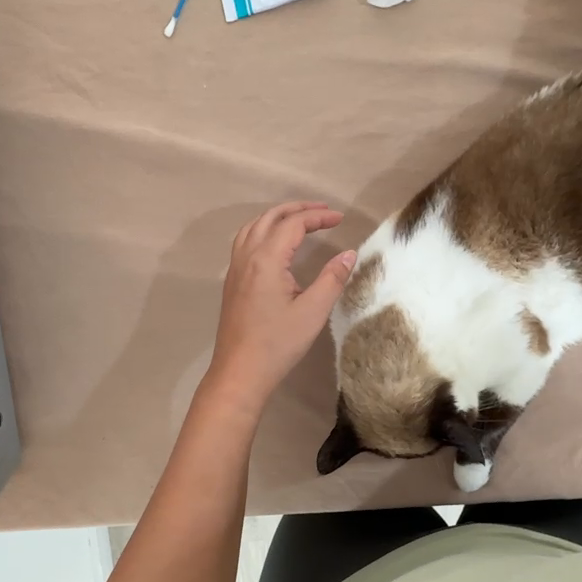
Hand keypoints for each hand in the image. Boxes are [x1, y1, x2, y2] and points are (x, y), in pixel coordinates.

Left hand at [207, 202, 355, 408]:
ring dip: (277, 217)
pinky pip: (245, 242)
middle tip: (322, 211)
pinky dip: (263, 231)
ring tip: (299, 220)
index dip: (318, 217)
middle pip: (270, 218)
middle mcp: (247, 257)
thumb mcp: (313, 312)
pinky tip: (274, 245)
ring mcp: (235, 269)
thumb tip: (349, 254)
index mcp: (266, 260)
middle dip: (297, 209)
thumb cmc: (278, 344)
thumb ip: (332, 279)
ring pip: (253, 227)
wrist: (240, 372)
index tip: (340, 219)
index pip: (293, 224)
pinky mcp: (232, 282)